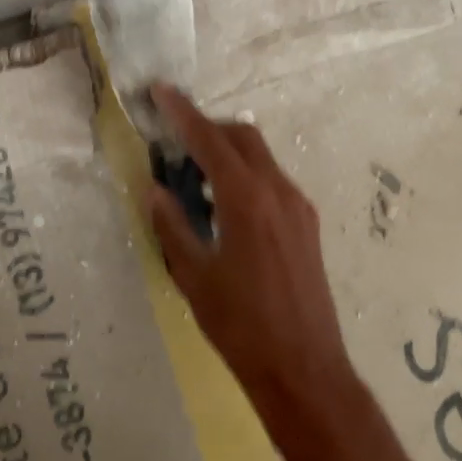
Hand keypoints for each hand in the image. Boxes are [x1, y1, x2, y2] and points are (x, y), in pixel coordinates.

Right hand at [147, 85, 451, 460]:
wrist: (303, 370)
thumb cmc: (240, 324)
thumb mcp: (194, 276)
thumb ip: (172, 226)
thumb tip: (154, 190)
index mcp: (246, 198)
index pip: (209, 140)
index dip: (182, 112)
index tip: (160, 90)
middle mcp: (278, 192)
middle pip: (242, 137)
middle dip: (208, 127)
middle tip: (174, 135)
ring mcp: (299, 208)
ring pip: (261, 158)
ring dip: (228, 151)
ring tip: (194, 173)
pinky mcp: (307, 227)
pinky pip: (272, 181)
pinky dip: (245, 175)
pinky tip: (224, 204)